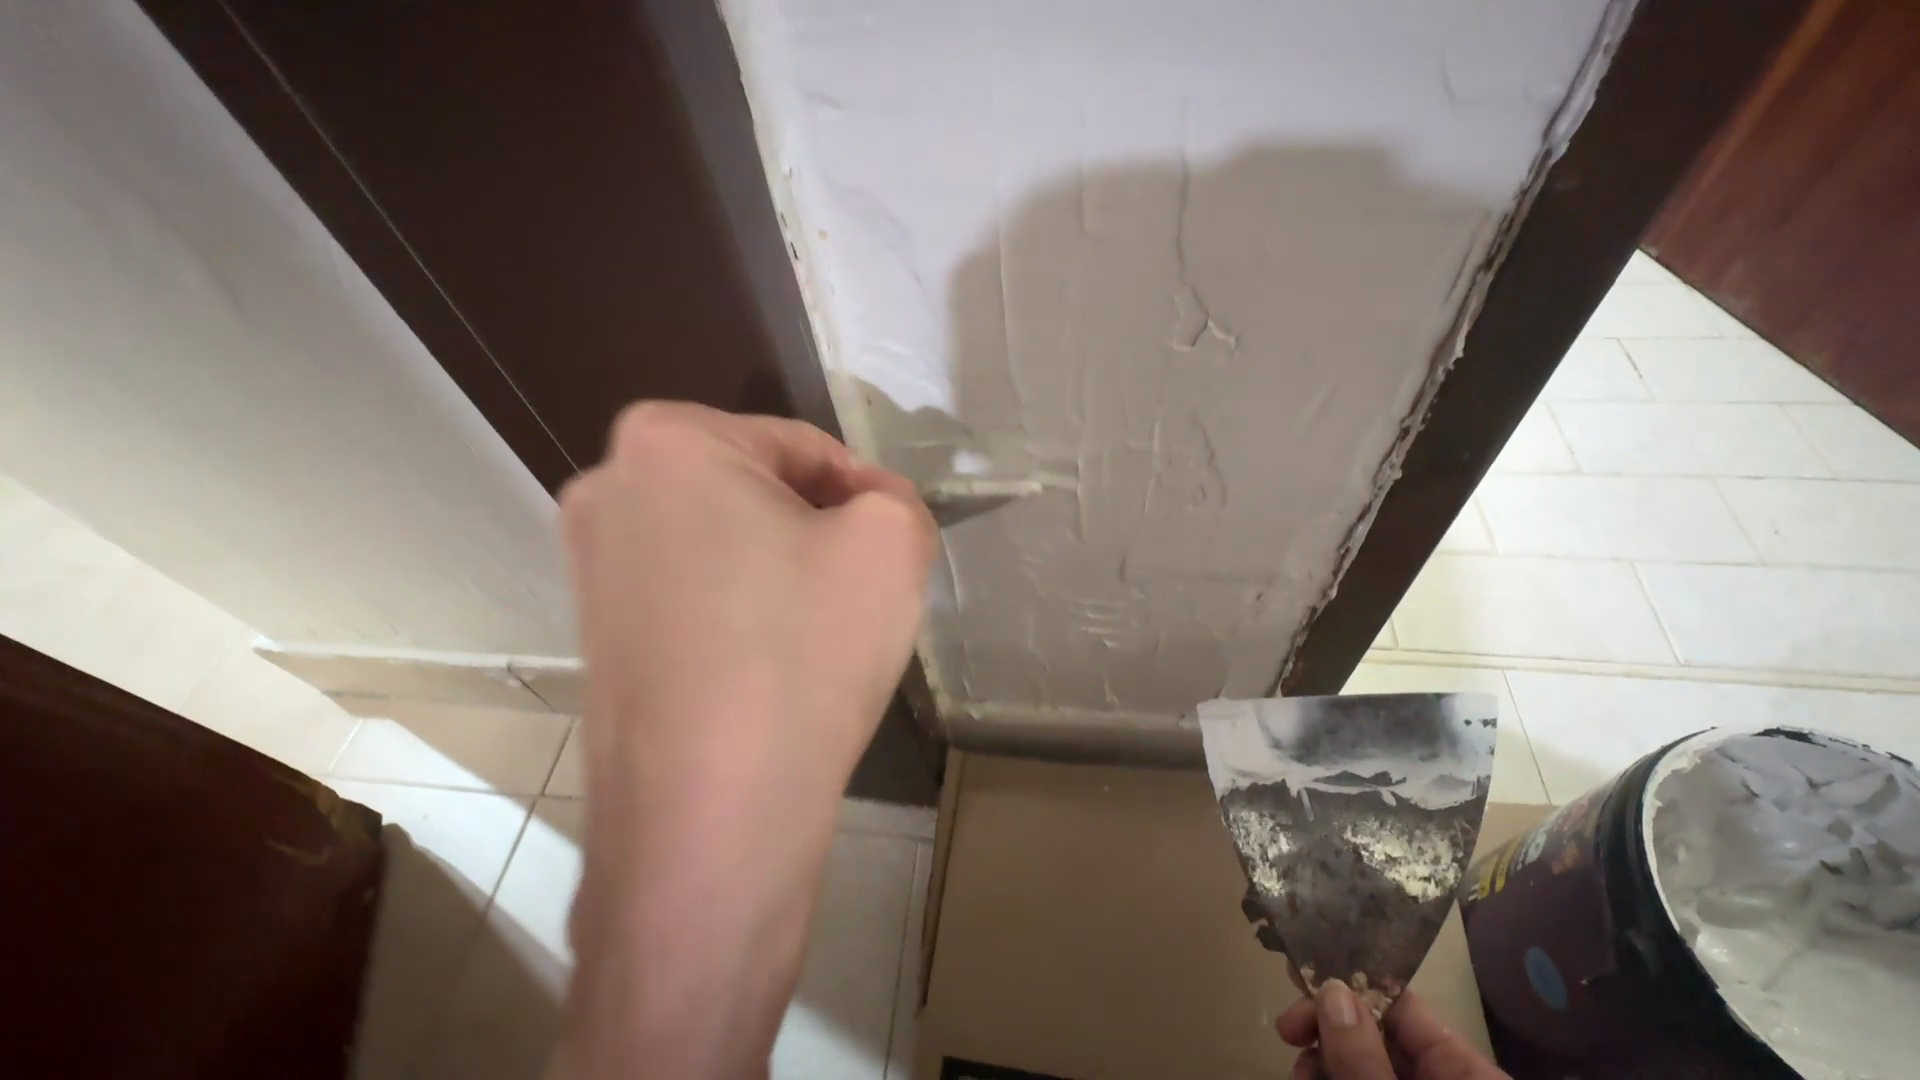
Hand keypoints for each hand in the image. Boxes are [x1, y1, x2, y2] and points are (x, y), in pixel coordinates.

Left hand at [560, 400, 934, 801]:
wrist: (709, 816)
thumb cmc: (802, 653)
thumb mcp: (891, 544)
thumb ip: (895, 497)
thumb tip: (870, 507)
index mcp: (666, 441)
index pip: (802, 447)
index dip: (863, 496)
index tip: (890, 552)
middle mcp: (607, 489)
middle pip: (755, 492)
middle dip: (816, 530)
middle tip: (858, 590)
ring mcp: (590, 569)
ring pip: (725, 546)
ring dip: (781, 573)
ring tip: (819, 635)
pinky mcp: (597, 636)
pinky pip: (694, 598)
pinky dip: (741, 616)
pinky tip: (774, 668)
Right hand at [1278, 980, 1509, 1079]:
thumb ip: (1363, 1060)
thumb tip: (1332, 987)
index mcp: (1471, 1073)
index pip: (1404, 1007)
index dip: (1349, 995)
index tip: (1297, 993)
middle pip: (1381, 1037)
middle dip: (1329, 1034)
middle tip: (1287, 1038)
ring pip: (1368, 1066)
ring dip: (1326, 1063)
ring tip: (1299, 1076)